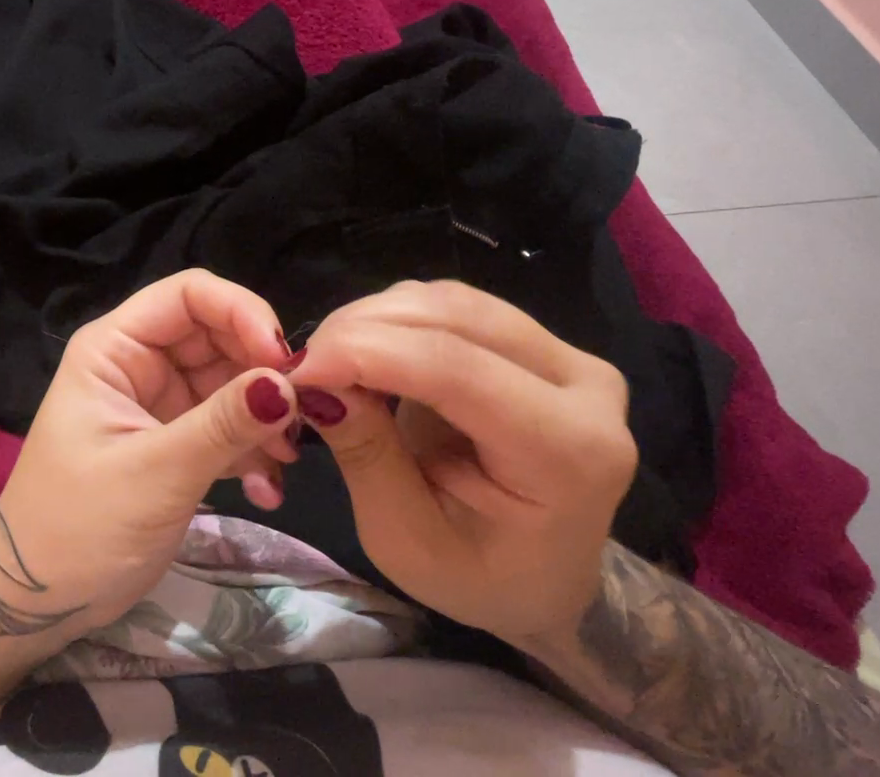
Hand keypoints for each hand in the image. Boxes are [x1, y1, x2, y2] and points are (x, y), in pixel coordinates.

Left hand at [0, 269, 302, 629]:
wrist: (40, 598)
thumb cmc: (79, 526)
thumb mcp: (155, 473)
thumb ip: (224, 424)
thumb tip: (289, 382)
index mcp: (114, 348)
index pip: (188, 294)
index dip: (242, 312)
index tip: (283, 361)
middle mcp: (137, 363)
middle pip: (217, 336)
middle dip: (261, 372)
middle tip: (298, 422)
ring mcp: (156, 403)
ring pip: (229, 383)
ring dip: (264, 418)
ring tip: (283, 465)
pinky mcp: (172, 442)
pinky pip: (226, 427)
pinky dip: (251, 452)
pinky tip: (265, 492)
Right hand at [289, 280, 637, 646]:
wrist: (544, 579)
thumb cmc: (479, 578)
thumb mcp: (406, 540)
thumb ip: (366, 456)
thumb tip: (315, 384)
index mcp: (570, 453)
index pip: (456, 369)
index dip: (365, 354)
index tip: (295, 371)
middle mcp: (584, 386)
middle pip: (453, 317)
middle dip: (359, 329)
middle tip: (300, 366)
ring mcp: (566, 356)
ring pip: (448, 300)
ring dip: (371, 320)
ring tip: (327, 363)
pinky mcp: (540, 344)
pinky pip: (451, 306)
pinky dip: (391, 320)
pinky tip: (362, 355)